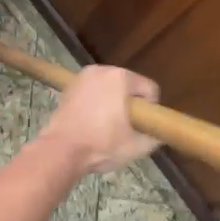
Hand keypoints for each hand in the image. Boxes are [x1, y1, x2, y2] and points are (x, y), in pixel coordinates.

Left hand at [36, 66, 161, 174]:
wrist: (61, 150)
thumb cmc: (102, 145)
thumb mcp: (138, 146)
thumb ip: (155, 136)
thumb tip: (159, 133)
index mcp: (121, 78)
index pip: (149, 89)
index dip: (151, 109)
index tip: (143, 126)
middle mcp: (102, 70)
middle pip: (128, 86)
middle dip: (130, 104)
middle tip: (127, 127)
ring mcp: (82, 77)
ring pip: (109, 88)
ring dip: (113, 103)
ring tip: (109, 126)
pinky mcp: (69, 87)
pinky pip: (92, 92)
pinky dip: (96, 103)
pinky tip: (92, 121)